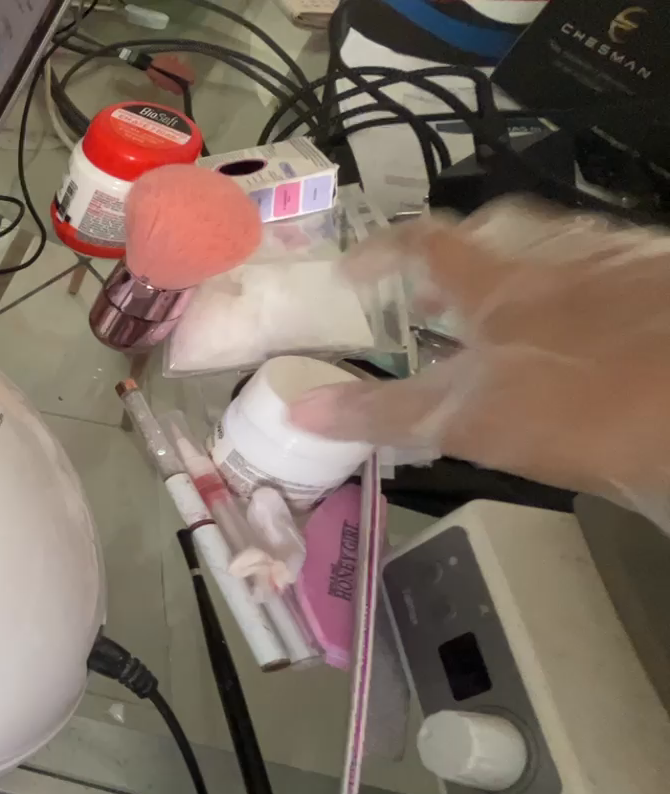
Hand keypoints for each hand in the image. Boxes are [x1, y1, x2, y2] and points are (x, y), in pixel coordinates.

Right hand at [289, 198, 669, 529]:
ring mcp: (637, 268)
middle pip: (504, 229)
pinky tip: (574, 333)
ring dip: (517, 269)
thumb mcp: (467, 422)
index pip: (428, 243)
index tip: (350, 272)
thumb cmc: (589, 409)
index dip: (382, 251)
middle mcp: (570, 260)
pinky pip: (613, 271)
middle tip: (428, 293)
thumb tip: (298, 409)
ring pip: (563, 246)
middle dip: (457, 252)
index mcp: (506, 284)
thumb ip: (381, 412)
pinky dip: (573, 291)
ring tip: (495, 315)